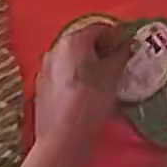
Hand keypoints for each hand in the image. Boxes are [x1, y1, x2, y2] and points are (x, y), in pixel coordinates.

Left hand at [34, 21, 129, 149]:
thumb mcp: (113, 74)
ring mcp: (45, 67)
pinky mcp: (40, 86)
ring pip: (72, 57)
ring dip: (87, 62)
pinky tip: (83, 91)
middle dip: (101, 48)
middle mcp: (56, 47)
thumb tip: (126, 45)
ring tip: (101, 77)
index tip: (127, 47)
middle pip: (84, 40)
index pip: (100, 27)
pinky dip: (74, 75)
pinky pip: (62, 72)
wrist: (61, 138)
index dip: (116, 36)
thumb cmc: (91, 99)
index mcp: (74, 39)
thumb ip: (121, 53)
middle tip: (116, 61)